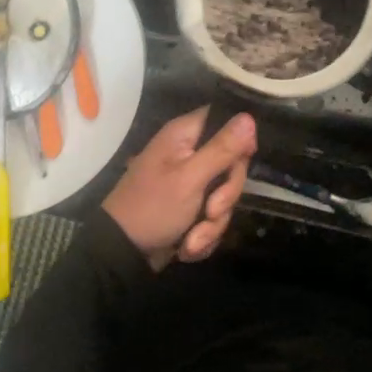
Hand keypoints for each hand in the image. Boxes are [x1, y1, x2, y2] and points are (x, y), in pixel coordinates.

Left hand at [102, 108, 255, 270]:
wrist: (122, 254)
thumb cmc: (152, 208)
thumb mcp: (190, 178)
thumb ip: (221, 149)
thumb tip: (249, 117)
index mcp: (185, 135)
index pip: (226, 121)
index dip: (239, 141)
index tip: (240, 163)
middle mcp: (189, 153)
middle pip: (230, 164)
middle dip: (224, 196)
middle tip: (210, 211)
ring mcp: (190, 182)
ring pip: (223, 195)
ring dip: (212, 224)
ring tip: (192, 240)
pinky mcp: (190, 208)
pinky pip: (213, 216)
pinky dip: (204, 234)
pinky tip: (187, 246)